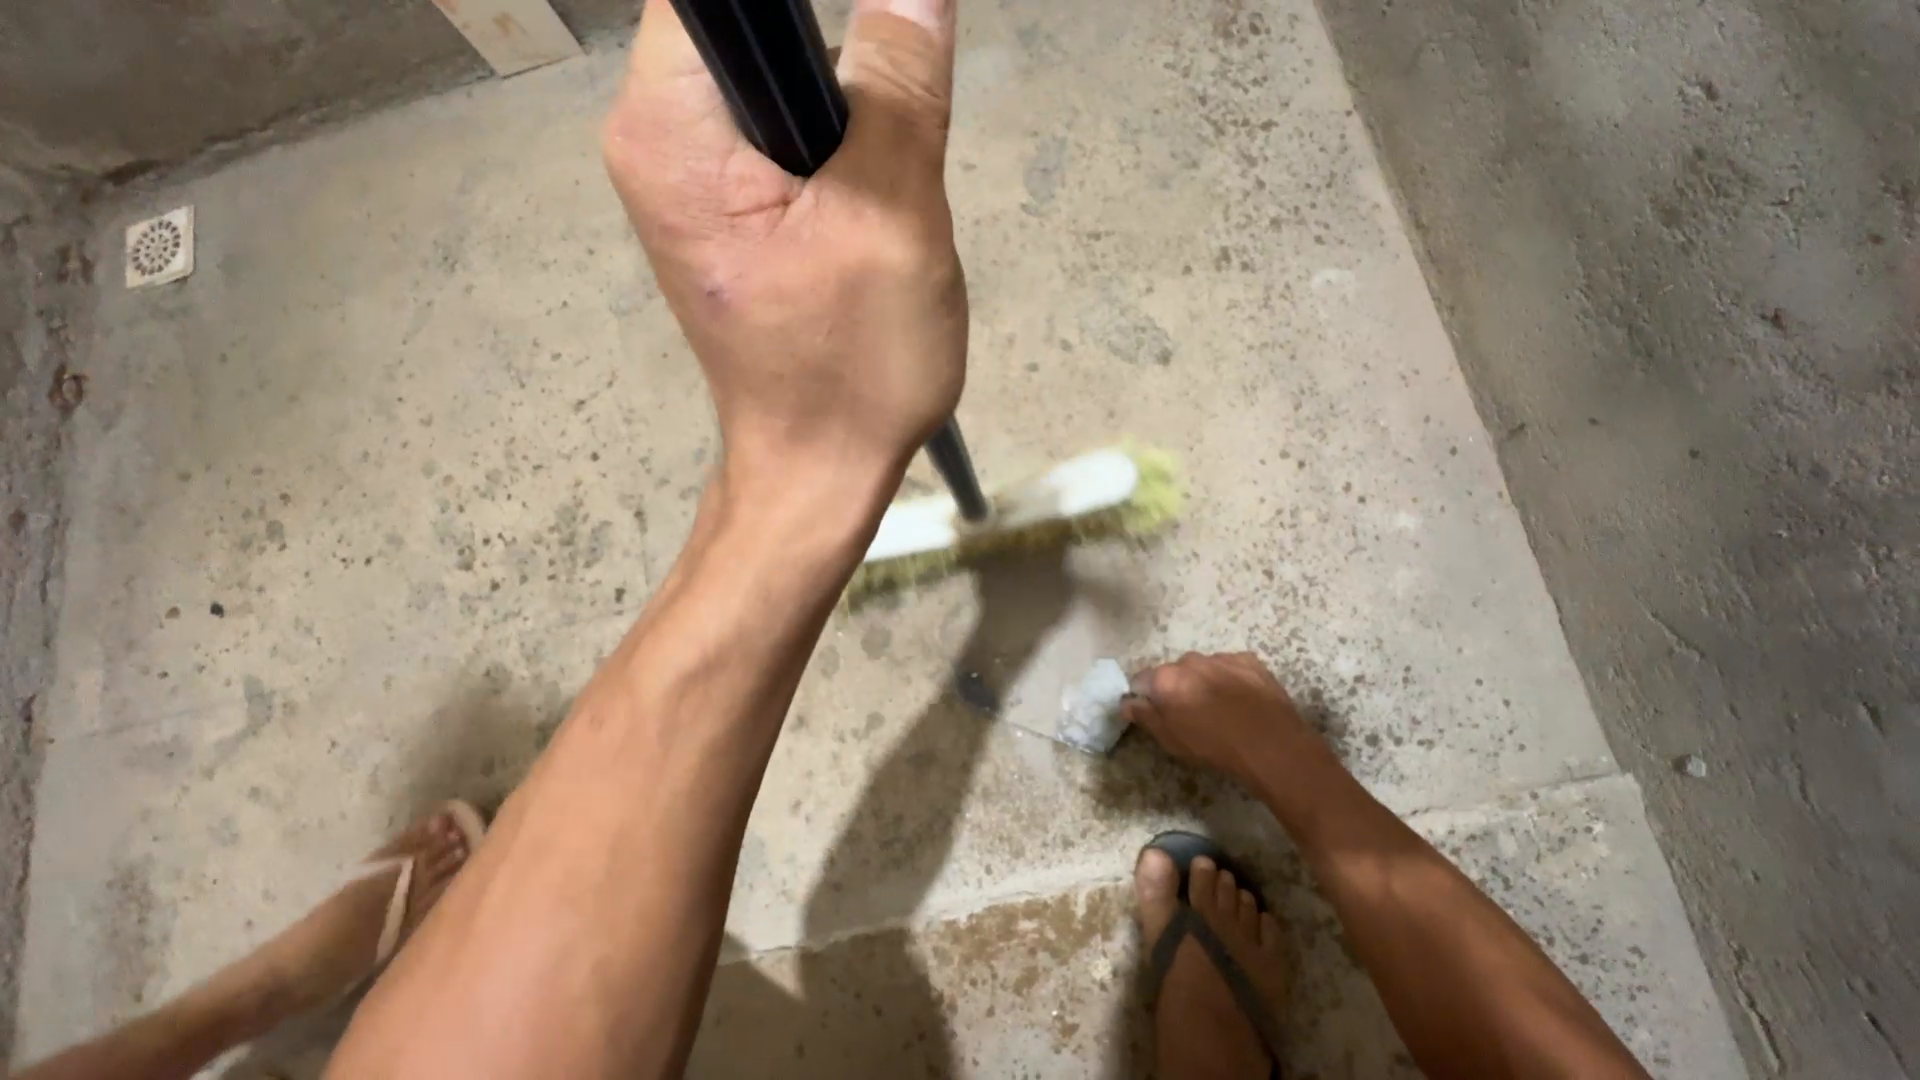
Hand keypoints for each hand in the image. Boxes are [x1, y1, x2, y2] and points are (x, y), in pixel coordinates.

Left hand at [603, 0, 966, 486]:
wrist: (819, 471)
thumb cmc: (851, 367)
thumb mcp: (892, 220)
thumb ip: (899, 87)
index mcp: (669, 128)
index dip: (810, 15)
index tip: (873, 84)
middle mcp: (655, 138)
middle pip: (758, 33)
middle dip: (841, 80)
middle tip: (886, 170)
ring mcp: (686, 178)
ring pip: (782, 86)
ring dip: (848, 123)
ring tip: (878, 209)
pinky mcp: (722, 211)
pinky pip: (783, 138)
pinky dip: (836, 156)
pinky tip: (862, 220)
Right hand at [1123, 652, 1326, 783]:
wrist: (1269, 743)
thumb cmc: (1213, 745)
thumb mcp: (1171, 740)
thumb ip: (1145, 717)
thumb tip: (1127, 702)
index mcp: (1165, 678)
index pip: (1141, 680)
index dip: (1145, 696)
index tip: (1155, 712)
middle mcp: (1190, 661)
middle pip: (1174, 672)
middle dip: (1177, 688)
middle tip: (1189, 714)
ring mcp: (1221, 658)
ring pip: (1203, 668)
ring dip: (1204, 682)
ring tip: (1220, 708)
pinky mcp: (1249, 661)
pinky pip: (1230, 667)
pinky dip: (1230, 679)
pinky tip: (1240, 700)